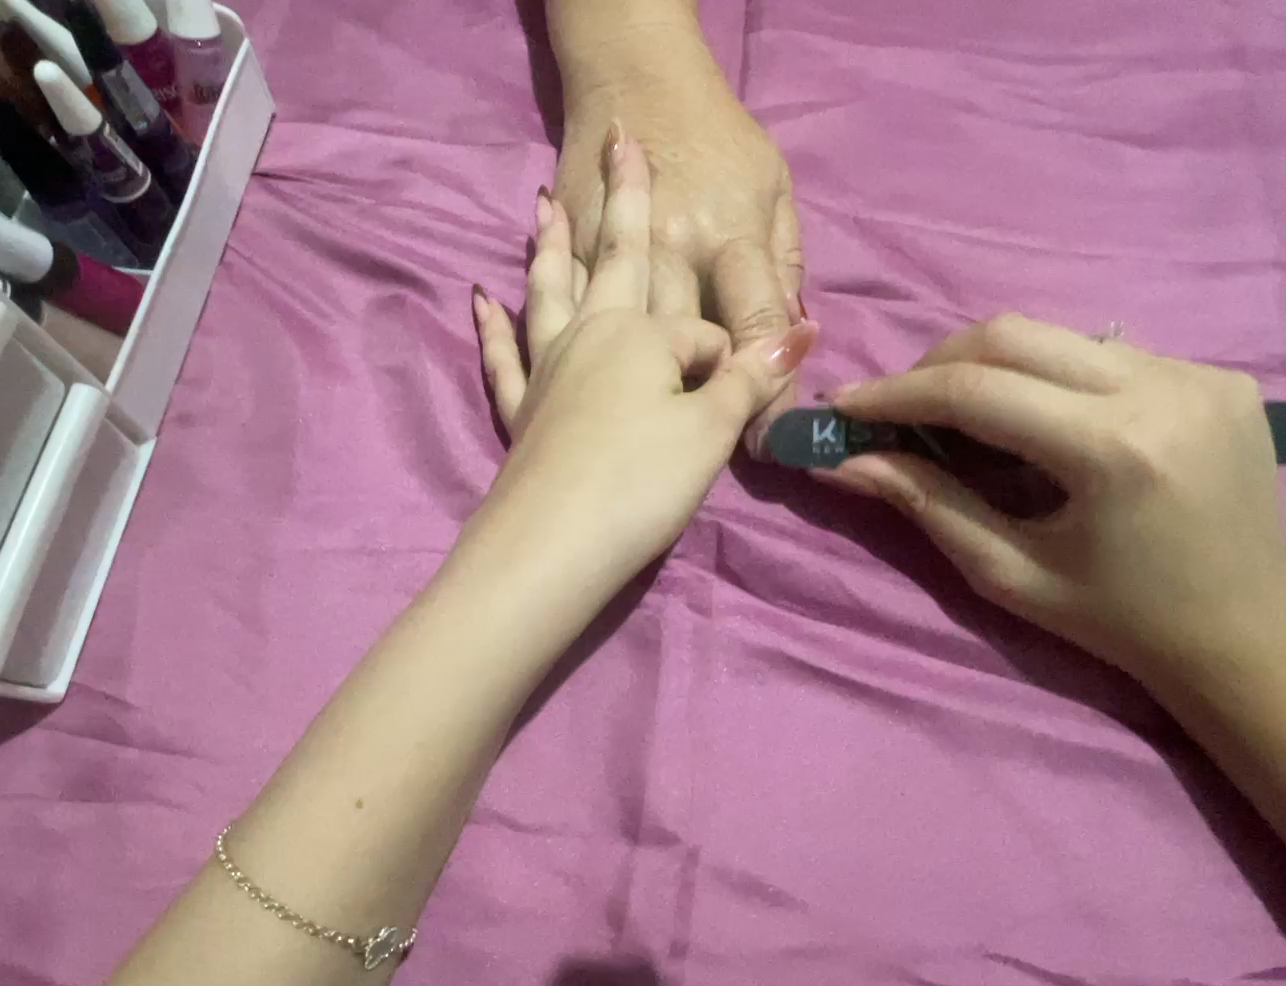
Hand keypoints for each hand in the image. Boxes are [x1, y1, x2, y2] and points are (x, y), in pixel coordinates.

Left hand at [470, 129, 817, 596]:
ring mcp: (545, 370)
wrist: (554, 543)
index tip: (741, 396)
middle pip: (614, 261)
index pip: (699, 334)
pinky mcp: (517, 409)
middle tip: (622, 142)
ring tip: (542, 203)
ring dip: (549, 247)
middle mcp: (588, 337)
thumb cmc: (640, 480)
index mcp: (641, 336)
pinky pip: (503, 357)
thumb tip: (803, 333)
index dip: (726, 363)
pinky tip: (482, 299)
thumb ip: (751, 378)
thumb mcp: (710, 430)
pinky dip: (493, 327)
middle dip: (624, 202)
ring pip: (549, 293)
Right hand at [553, 37, 803, 454]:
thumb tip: (795, 336)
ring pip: (630, 354)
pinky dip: (570, 362)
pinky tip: (570, 401)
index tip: (772, 440)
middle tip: (707, 461)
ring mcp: (609, 271)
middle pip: (690, 353)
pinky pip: (566, 328)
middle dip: (703, 412)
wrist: (629, 80)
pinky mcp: (570, 271)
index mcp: (725, 240)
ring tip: (627, 446)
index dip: (770, 388)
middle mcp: (666, 265)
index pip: (756, 328)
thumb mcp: (772, 190)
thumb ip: (784, 267)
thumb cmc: (713, 139)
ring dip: (637, 406)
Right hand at [818, 315, 1285, 676]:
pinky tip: (1028, 420)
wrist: (1249, 632)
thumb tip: (844, 462)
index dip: (895, 392)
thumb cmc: (1115, 619)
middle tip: (893, 409)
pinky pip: (1096, 353)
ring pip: (1052, 335)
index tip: (841, 404)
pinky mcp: (1216, 373)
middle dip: (933, 366)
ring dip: (982, 366)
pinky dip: (1039, 376)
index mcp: (1114, 452)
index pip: (976, 390)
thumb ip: (925, 504)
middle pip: (1011, 336)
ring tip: (950, 415)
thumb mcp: (1005, 572)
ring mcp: (1200, 373)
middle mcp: (1164, 390)